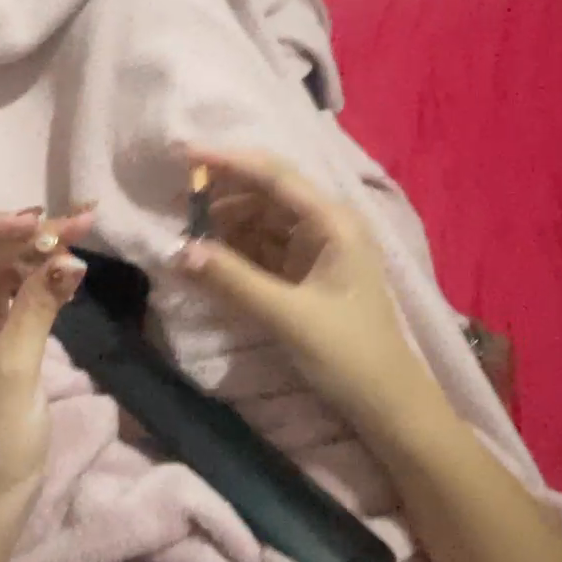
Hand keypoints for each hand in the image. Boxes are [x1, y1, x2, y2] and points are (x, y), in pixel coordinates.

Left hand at [0, 208, 91, 506]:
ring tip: (82, 233)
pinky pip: (20, 291)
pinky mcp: (1, 332)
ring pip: (4, 270)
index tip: (34, 222)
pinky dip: (44, 277)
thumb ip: (38, 308)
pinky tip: (71, 266)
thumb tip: (70, 259)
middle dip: (27, 237)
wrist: (1, 487)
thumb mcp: (14, 367)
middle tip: (78, 220)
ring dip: (40, 252)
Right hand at [171, 145, 446, 430]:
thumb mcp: (286, 316)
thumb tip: (176, 250)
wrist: (388, 406)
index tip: (182, 155)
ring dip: (222, 223)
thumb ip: (231, 279)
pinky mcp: (302, 276)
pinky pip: (260, 249)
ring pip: (258, 221)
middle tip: (173, 200)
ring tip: (182, 229)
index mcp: (332, 223)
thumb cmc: (349, 355)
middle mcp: (324, 227)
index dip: (226, 161)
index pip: (273, 176)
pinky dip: (232, 249)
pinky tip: (205, 253)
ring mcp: (313, 251)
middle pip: (264, 194)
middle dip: (219, 194)